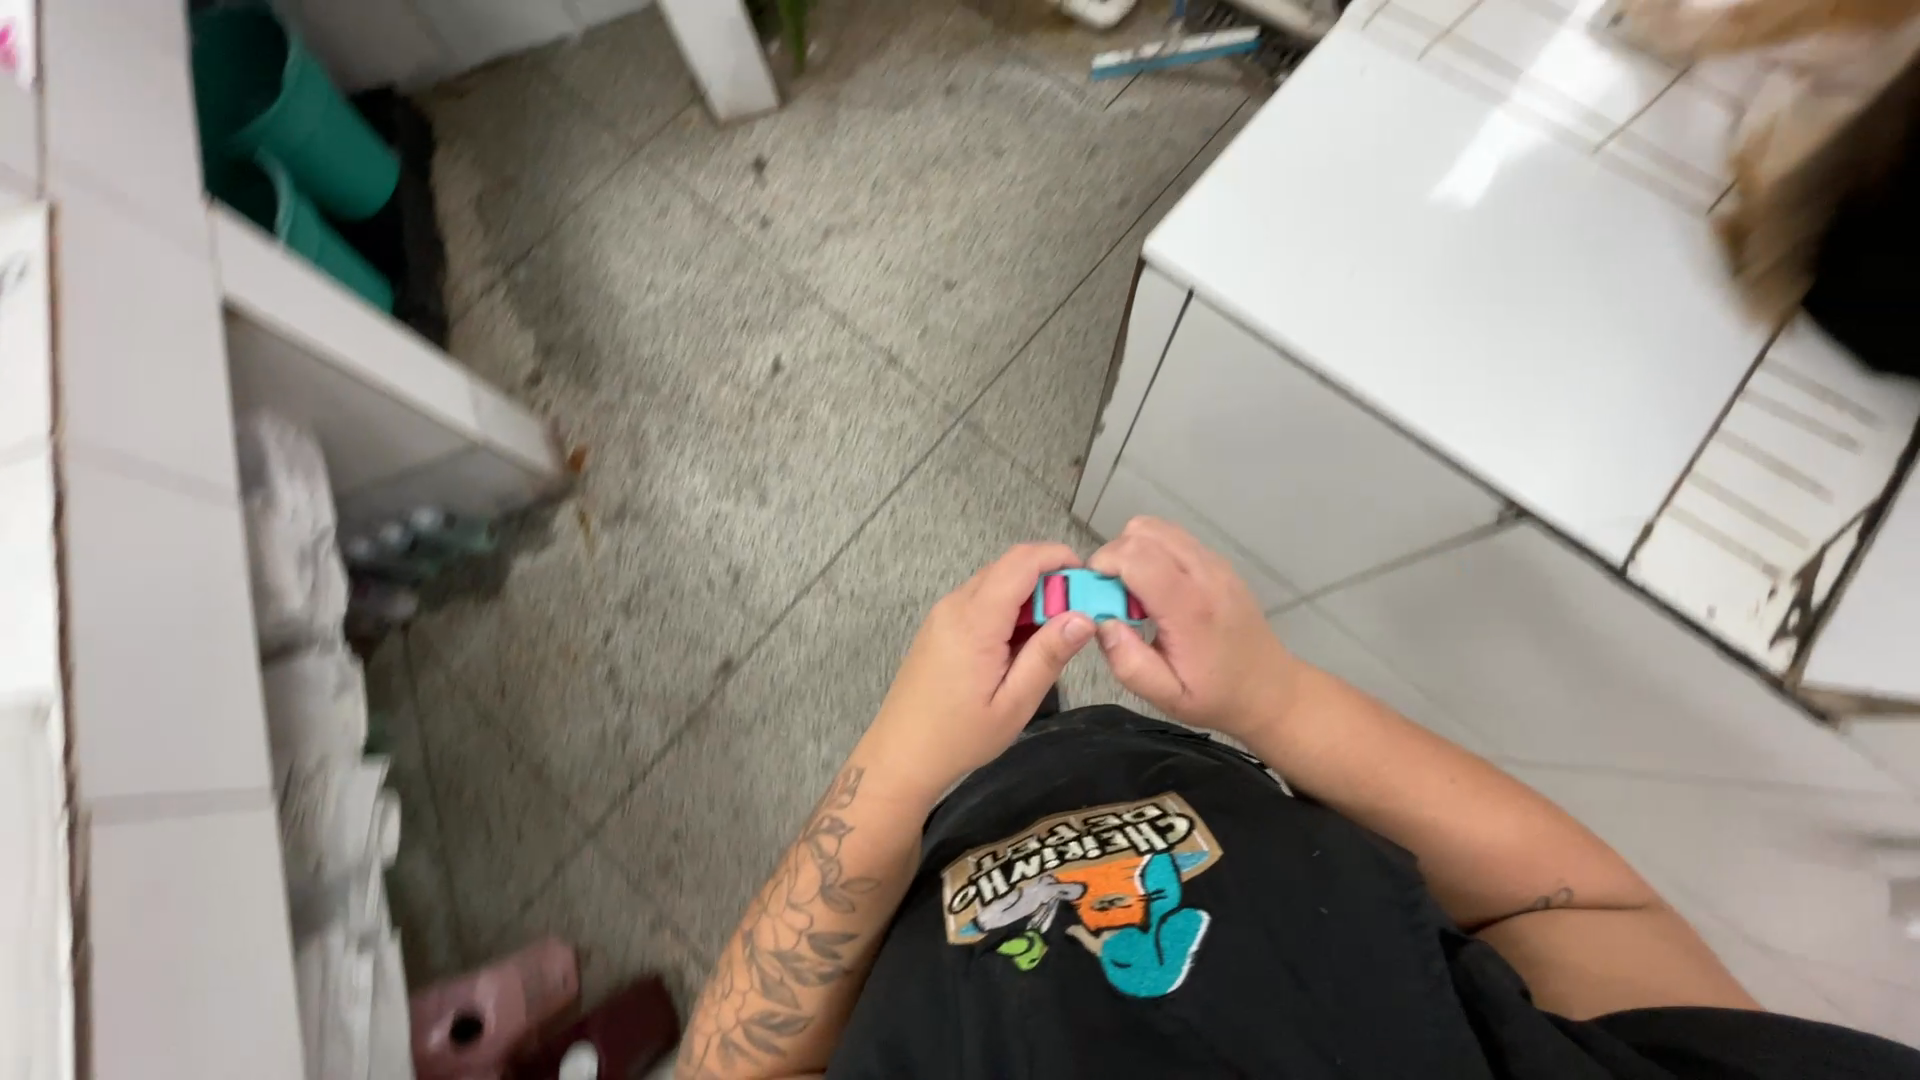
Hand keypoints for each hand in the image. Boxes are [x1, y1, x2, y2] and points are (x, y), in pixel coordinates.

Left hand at [859, 544, 1097, 802]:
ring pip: (995, 580)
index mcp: (975, 620)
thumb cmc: (960, 736)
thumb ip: (1049, 655)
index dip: (1060, 558)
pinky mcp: (940, 625)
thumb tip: (1085, 616)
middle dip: (1050, 577)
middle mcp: (956, 605)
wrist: (901, 754)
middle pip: (1009, 565)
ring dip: (1029, 594)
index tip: (1090, 582)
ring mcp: (944, 613)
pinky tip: (1021, 644)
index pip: (1022, 562)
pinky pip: (981, 598)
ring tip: (1054, 634)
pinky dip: (1009, 607)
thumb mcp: (1014, 703)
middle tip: (1079, 613)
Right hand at [1089, 517, 1303, 740]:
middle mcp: (1205, 575)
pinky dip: (1153, 551)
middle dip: (1114, 556)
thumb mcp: (1166, 696)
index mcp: (1189, 609)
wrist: (1270, 689)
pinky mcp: (1218, 562)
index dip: (1104, 564)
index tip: (1094, 592)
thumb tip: (1102, 623)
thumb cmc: (1215, 696)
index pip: (1136, 556)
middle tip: (1111, 594)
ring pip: (1157, 527)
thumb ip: (1129, 663)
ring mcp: (1215, 564)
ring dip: (1132, 550)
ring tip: (1133, 590)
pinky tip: (1156, 588)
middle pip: (1142, 532)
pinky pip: (1173, 537)